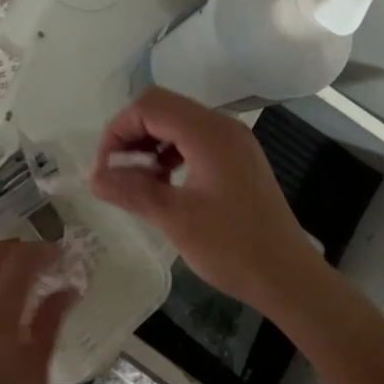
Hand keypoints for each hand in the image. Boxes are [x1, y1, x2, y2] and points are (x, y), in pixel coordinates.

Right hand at [91, 87, 321, 310]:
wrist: (289, 277)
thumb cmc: (233, 248)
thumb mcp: (176, 219)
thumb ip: (132, 191)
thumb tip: (94, 177)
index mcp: (209, 134)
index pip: (150, 107)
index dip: (118, 130)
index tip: (104, 167)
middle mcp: (223, 126)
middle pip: (163, 107)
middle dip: (131, 134)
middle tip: (115, 172)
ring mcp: (234, 141)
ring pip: (178, 121)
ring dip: (150, 142)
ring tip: (137, 180)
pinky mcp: (238, 157)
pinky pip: (194, 138)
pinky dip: (171, 151)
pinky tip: (163, 183)